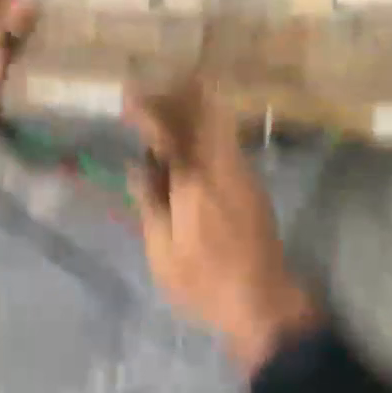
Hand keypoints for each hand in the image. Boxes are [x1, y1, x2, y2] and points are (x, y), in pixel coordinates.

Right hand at [124, 82, 320, 372]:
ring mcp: (241, 171)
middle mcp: (221, 167)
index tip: (127, 97)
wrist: (264, 302)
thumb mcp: (164, 254)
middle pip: (201, 113)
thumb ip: (150, 204)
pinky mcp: (251, 182)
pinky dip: (206, 126)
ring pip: (218, 122)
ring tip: (167, 103)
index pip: (168, 133)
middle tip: (150, 90)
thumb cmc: (206, 284)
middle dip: (175, 95)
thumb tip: (138, 168)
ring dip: (192, 106)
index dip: (147, 111)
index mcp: (195, 183)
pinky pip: (225, 138)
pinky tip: (189, 137)